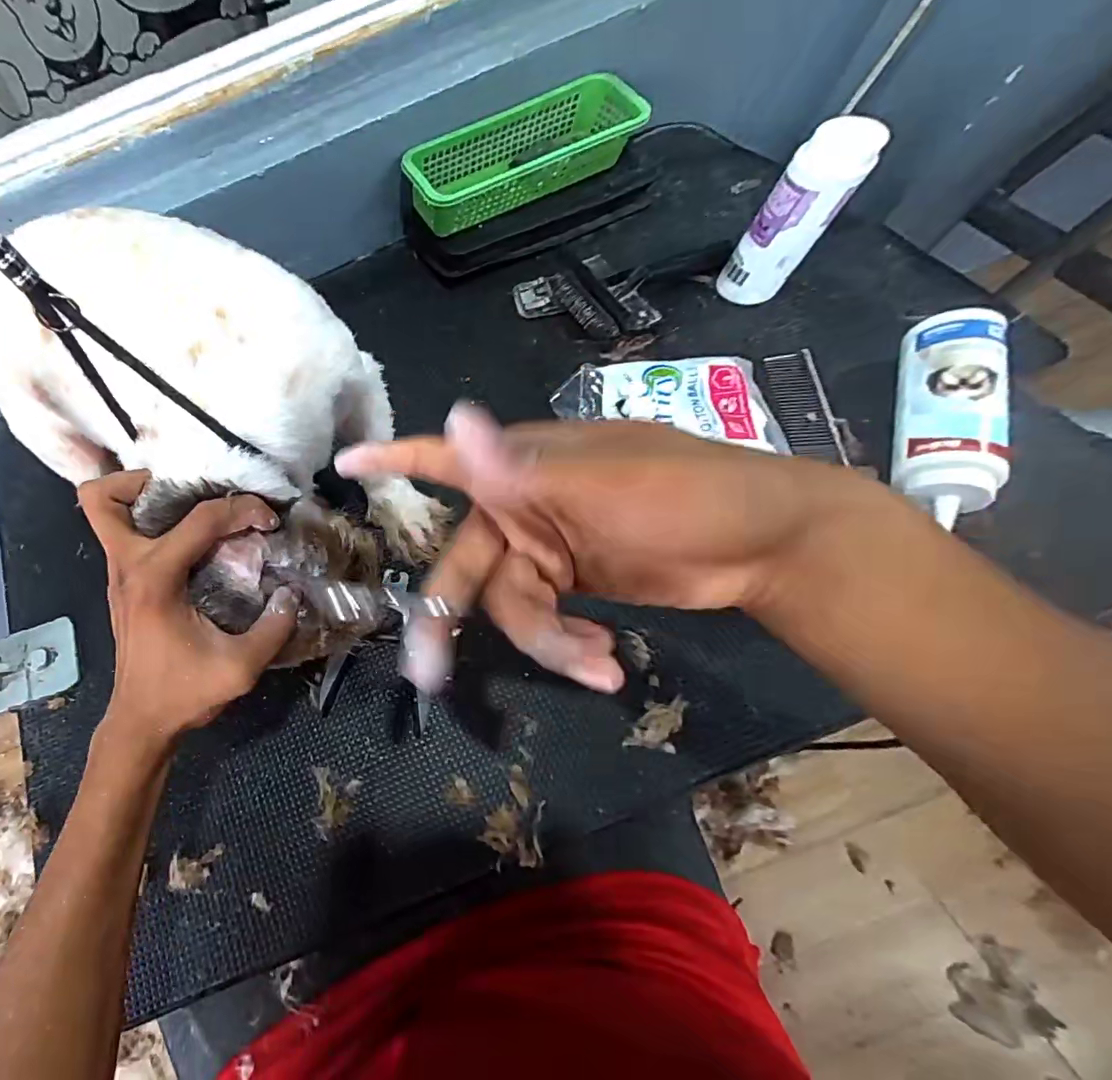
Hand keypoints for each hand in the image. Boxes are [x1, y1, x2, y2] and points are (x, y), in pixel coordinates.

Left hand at [79, 471, 298, 749]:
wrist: (142, 723)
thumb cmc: (184, 694)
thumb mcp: (240, 667)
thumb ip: (273, 627)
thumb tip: (291, 593)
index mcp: (155, 579)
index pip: (199, 520)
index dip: (242, 509)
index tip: (269, 520)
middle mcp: (127, 567)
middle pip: (103, 498)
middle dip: (146, 481)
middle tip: (197, 492)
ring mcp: (118, 575)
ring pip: (104, 512)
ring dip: (141, 498)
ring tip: (192, 508)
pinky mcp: (123, 585)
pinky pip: (123, 535)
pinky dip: (149, 523)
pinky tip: (190, 538)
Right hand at [336, 403, 887, 692]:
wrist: (765, 546)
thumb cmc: (687, 495)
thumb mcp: (604, 483)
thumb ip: (523, 466)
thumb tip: (454, 415)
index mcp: (523, 468)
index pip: (446, 460)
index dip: (396, 460)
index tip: (346, 466)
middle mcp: (525, 506)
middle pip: (468, 568)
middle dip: (450, 621)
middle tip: (427, 676)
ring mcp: (549, 549)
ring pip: (512, 608)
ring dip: (548, 644)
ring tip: (597, 669)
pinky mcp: (575, 585)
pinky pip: (547, 623)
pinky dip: (570, 649)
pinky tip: (605, 666)